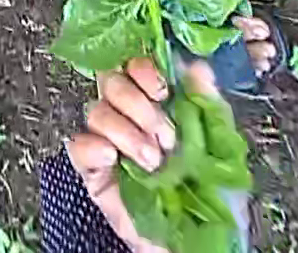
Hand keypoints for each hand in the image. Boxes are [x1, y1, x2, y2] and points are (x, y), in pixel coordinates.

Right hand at [67, 19, 274, 251]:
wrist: (201, 242)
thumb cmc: (212, 189)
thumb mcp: (219, 141)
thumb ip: (208, 101)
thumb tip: (198, 66)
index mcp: (152, 98)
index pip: (132, 62)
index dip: (143, 69)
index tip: (164, 91)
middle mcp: (125, 112)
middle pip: (110, 80)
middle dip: (139, 106)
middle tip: (166, 140)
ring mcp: (107, 140)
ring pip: (97, 110)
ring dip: (126, 133)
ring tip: (153, 163)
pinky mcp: (94, 172)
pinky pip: (78, 146)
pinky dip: (92, 146)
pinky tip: (112, 158)